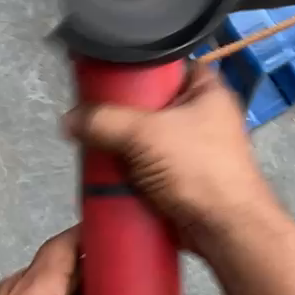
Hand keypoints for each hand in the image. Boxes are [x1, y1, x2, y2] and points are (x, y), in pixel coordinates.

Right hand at [65, 65, 281, 254]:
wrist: (224, 230)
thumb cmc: (197, 168)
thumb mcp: (145, 134)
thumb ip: (104, 121)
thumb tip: (69, 121)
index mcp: (206, 91)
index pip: (170, 65)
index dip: (140, 66)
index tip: (107, 71)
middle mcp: (202, 117)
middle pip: (151, 105)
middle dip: (121, 112)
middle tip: (90, 111)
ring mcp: (192, 151)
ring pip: (145, 140)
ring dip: (121, 146)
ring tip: (90, 143)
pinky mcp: (181, 181)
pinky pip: (146, 168)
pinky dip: (128, 171)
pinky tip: (105, 171)